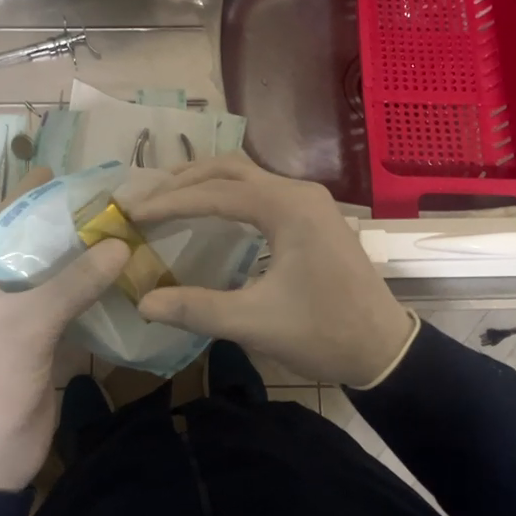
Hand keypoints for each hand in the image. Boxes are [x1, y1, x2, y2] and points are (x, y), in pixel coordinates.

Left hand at [0, 166, 129, 490]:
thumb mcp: (31, 325)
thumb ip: (74, 281)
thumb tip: (120, 244)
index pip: (0, 224)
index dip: (30, 196)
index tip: (59, 170)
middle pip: (27, 246)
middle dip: (63, 224)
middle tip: (103, 198)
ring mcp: (8, 316)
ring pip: (47, 273)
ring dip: (77, 255)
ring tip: (116, 226)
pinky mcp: (30, 338)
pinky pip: (58, 300)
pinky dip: (83, 286)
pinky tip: (114, 271)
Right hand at [121, 154, 415, 386]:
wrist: (384, 348)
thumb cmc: (323, 333)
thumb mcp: (255, 323)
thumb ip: (197, 308)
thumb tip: (142, 301)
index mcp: (287, 207)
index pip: (215, 192)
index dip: (169, 202)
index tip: (132, 212)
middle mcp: (298, 191)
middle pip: (228, 168)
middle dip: (183, 180)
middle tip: (143, 198)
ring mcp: (308, 199)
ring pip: (244, 174)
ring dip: (204, 182)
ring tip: (165, 198)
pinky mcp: (311, 213)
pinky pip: (259, 188)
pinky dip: (225, 193)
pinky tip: (206, 212)